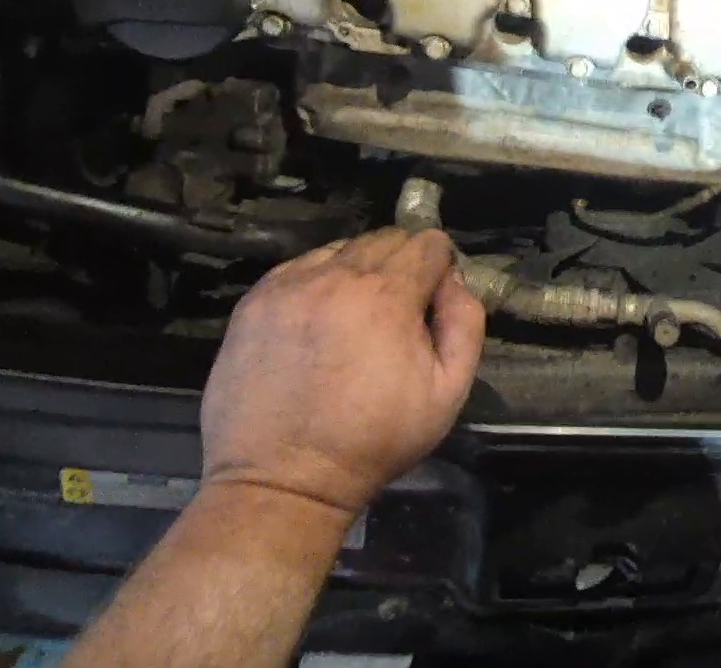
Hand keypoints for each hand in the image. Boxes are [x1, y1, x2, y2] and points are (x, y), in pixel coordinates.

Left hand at [200, 228, 486, 515]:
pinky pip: (302, 266)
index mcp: (387, 296)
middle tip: (400, 311)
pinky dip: (321, 280)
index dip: (441, 267)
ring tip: (357, 316)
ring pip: (344, 248)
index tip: (433, 302)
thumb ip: (466, 322)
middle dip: (404, 264)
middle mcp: (336, 277)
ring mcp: (288, 286)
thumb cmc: (375, 439)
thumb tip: (454, 280)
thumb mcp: (449, 391)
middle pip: (387, 238)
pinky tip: (321, 319)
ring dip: (361, 269)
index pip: (428, 242)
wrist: (282, 481)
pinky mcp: (254, 301)